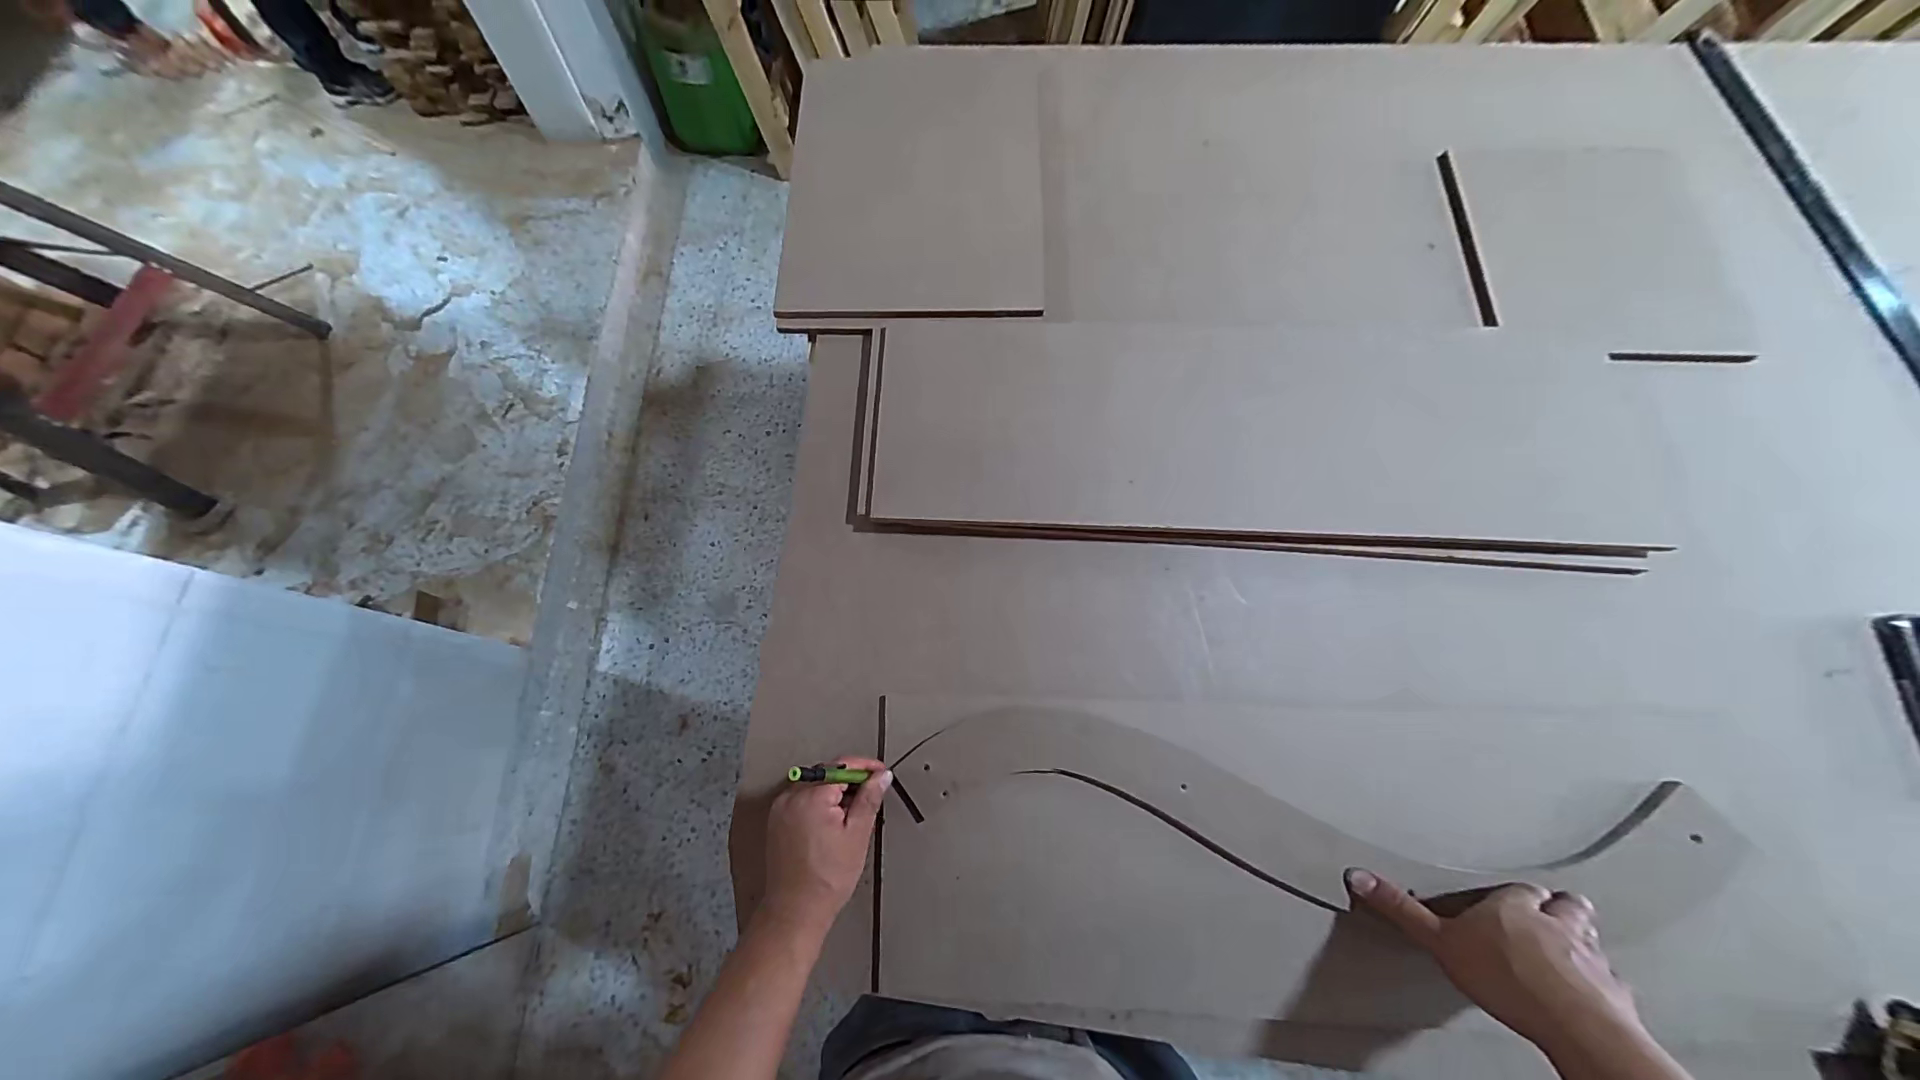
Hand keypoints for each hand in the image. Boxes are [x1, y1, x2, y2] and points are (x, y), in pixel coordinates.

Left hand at [761, 756, 890, 933]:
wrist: (796, 910)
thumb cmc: (827, 878)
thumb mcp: (857, 834)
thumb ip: (870, 798)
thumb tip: (882, 776)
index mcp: (811, 797)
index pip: (842, 766)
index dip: (865, 768)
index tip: (880, 773)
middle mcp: (791, 797)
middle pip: (827, 773)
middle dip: (850, 781)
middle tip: (871, 796)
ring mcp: (781, 808)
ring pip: (815, 785)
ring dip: (834, 792)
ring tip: (852, 815)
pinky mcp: (777, 820)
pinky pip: (802, 799)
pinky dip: (819, 803)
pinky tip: (832, 822)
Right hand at [1345, 869, 1646, 1060]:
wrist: (1572, 1025)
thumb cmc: (1511, 980)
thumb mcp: (1440, 940)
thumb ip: (1401, 909)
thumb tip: (1361, 877)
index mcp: (1516, 905)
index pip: (1519, 889)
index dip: (1515, 894)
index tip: (1507, 896)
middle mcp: (1558, 924)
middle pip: (1565, 906)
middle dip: (1559, 908)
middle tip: (1553, 909)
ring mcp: (1591, 959)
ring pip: (1592, 939)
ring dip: (1584, 941)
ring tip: (1577, 947)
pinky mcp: (1613, 995)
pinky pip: (1611, 983)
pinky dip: (1602, 985)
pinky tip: (1595, 995)